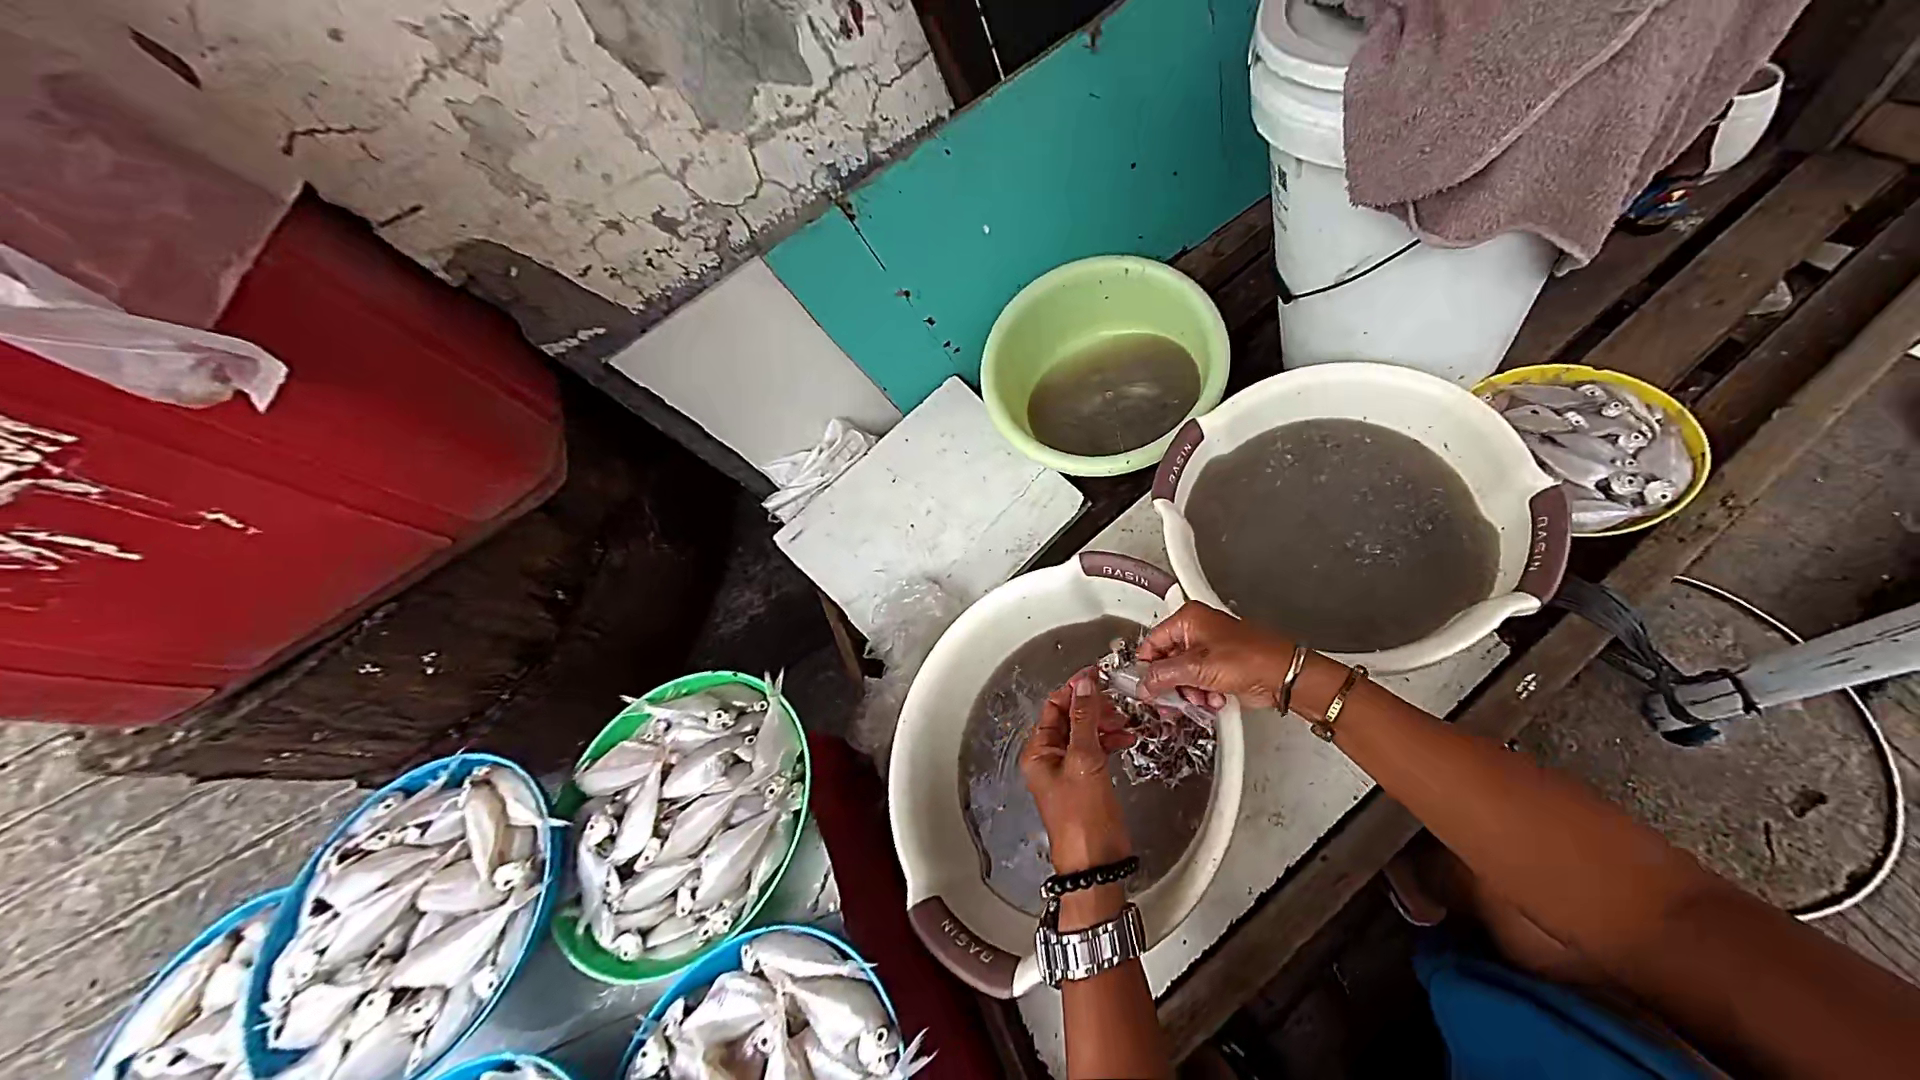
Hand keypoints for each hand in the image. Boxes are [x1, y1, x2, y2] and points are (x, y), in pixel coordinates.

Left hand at [1019, 669, 1134, 873]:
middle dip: (1093, 707)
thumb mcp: (1084, 760)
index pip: (1054, 707)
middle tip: (1113, 704)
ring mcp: (1069, 769)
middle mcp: (1050, 758)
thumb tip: (1085, 686)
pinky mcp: (1087, 780)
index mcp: (1038, 751)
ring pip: (1086, 733)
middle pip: (1070, 718)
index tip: (1095, 676)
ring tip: (1122, 723)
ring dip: (1104, 724)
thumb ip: (1085, 719)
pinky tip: (1125, 739)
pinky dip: (1110, 741)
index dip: (1074, 689)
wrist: (1097, 861)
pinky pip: (1096, 749)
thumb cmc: (1082, 819)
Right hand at [1135, 601, 1296, 709]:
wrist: (1283, 676)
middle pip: (1166, 661)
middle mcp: (1197, 631)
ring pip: (1182, 676)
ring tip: (1200, 698)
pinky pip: (1199, 683)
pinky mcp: (1220, 668)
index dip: (1147, 666)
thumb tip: (1144, 684)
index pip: (1152, 642)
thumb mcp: (1195, 668)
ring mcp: (1209, 650)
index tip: (1145, 685)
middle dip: (1171, 683)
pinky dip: (1203, 695)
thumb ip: (1162, 676)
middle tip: (1170, 698)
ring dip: (1188, 692)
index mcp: (1188, 619)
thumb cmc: (1251, 659)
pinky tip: (1213, 698)